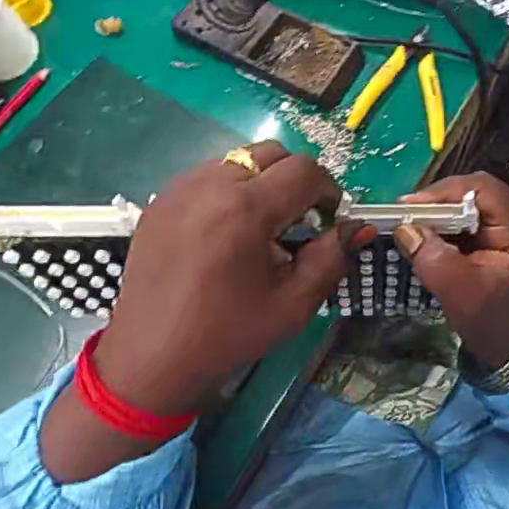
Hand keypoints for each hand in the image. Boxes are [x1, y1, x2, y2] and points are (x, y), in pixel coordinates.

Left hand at [94, 142, 362, 415]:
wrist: (152, 356)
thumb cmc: (228, 334)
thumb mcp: (293, 305)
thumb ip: (331, 258)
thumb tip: (355, 228)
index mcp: (245, 210)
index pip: (304, 170)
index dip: (328, 190)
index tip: (328, 220)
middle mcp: (209, 186)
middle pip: (269, 152)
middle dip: (295, 179)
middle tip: (298, 220)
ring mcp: (178, 190)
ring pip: (236, 160)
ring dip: (260, 183)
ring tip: (259, 229)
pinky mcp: (159, 202)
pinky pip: (205, 178)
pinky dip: (227, 192)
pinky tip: (225, 234)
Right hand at [394, 173, 508, 367]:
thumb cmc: (490, 320)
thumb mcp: (459, 292)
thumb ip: (433, 259)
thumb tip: (404, 229)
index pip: (482, 189)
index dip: (443, 193)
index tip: (409, 208)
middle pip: (473, 192)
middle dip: (436, 202)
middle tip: (404, 216)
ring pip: (466, 202)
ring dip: (436, 213)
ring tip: (408, 224)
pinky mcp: (495, 234)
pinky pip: (464, 217)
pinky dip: (441, 224)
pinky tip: (422, 233)